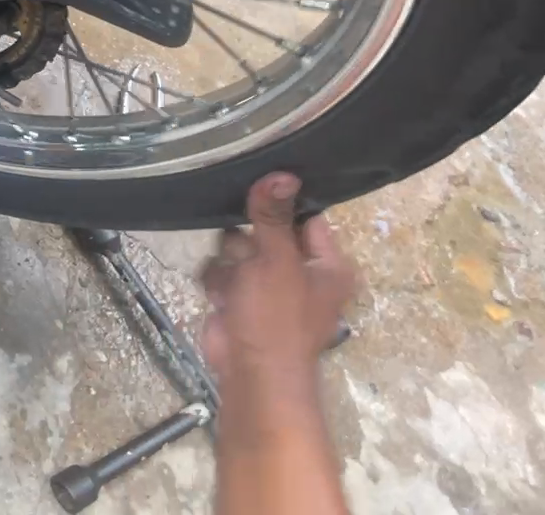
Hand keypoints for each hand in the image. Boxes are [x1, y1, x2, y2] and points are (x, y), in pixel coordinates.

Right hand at [199, 173, 357, 392]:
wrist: (249, 370)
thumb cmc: (275, 316)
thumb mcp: (275, 261)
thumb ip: (274, 217)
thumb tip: (283, 174)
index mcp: (327, 265)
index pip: (306, 217)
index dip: (281, 202)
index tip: (253, 184)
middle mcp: (301, 271)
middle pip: (263, 228)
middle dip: (244, 238)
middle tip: (244, 251)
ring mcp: (268, 284)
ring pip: (235, 247)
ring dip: (227, 262)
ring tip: (231, 281)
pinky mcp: (240, 296)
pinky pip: (221, 269)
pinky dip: (217, 279)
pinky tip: (220, 295)